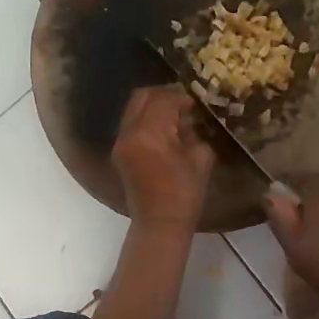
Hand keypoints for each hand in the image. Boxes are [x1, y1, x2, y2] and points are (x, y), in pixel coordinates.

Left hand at [113, 86, 214, 233]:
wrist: (159, 223)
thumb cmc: (184, 194)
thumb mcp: (200, 158)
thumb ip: (193, 132)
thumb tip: (189, 119)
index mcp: (148, 134)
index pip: (163, 100)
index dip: (181, 97)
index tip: (195, 103)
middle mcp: (128, 134)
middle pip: (141, 97)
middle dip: (163, 94)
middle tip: (182, 103)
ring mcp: (119, 143)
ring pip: (133, 110)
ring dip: (153, 107)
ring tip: (175, 117)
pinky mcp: (118, 153)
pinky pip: (130, 125)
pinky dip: (145, 121)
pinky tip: (164, 131)